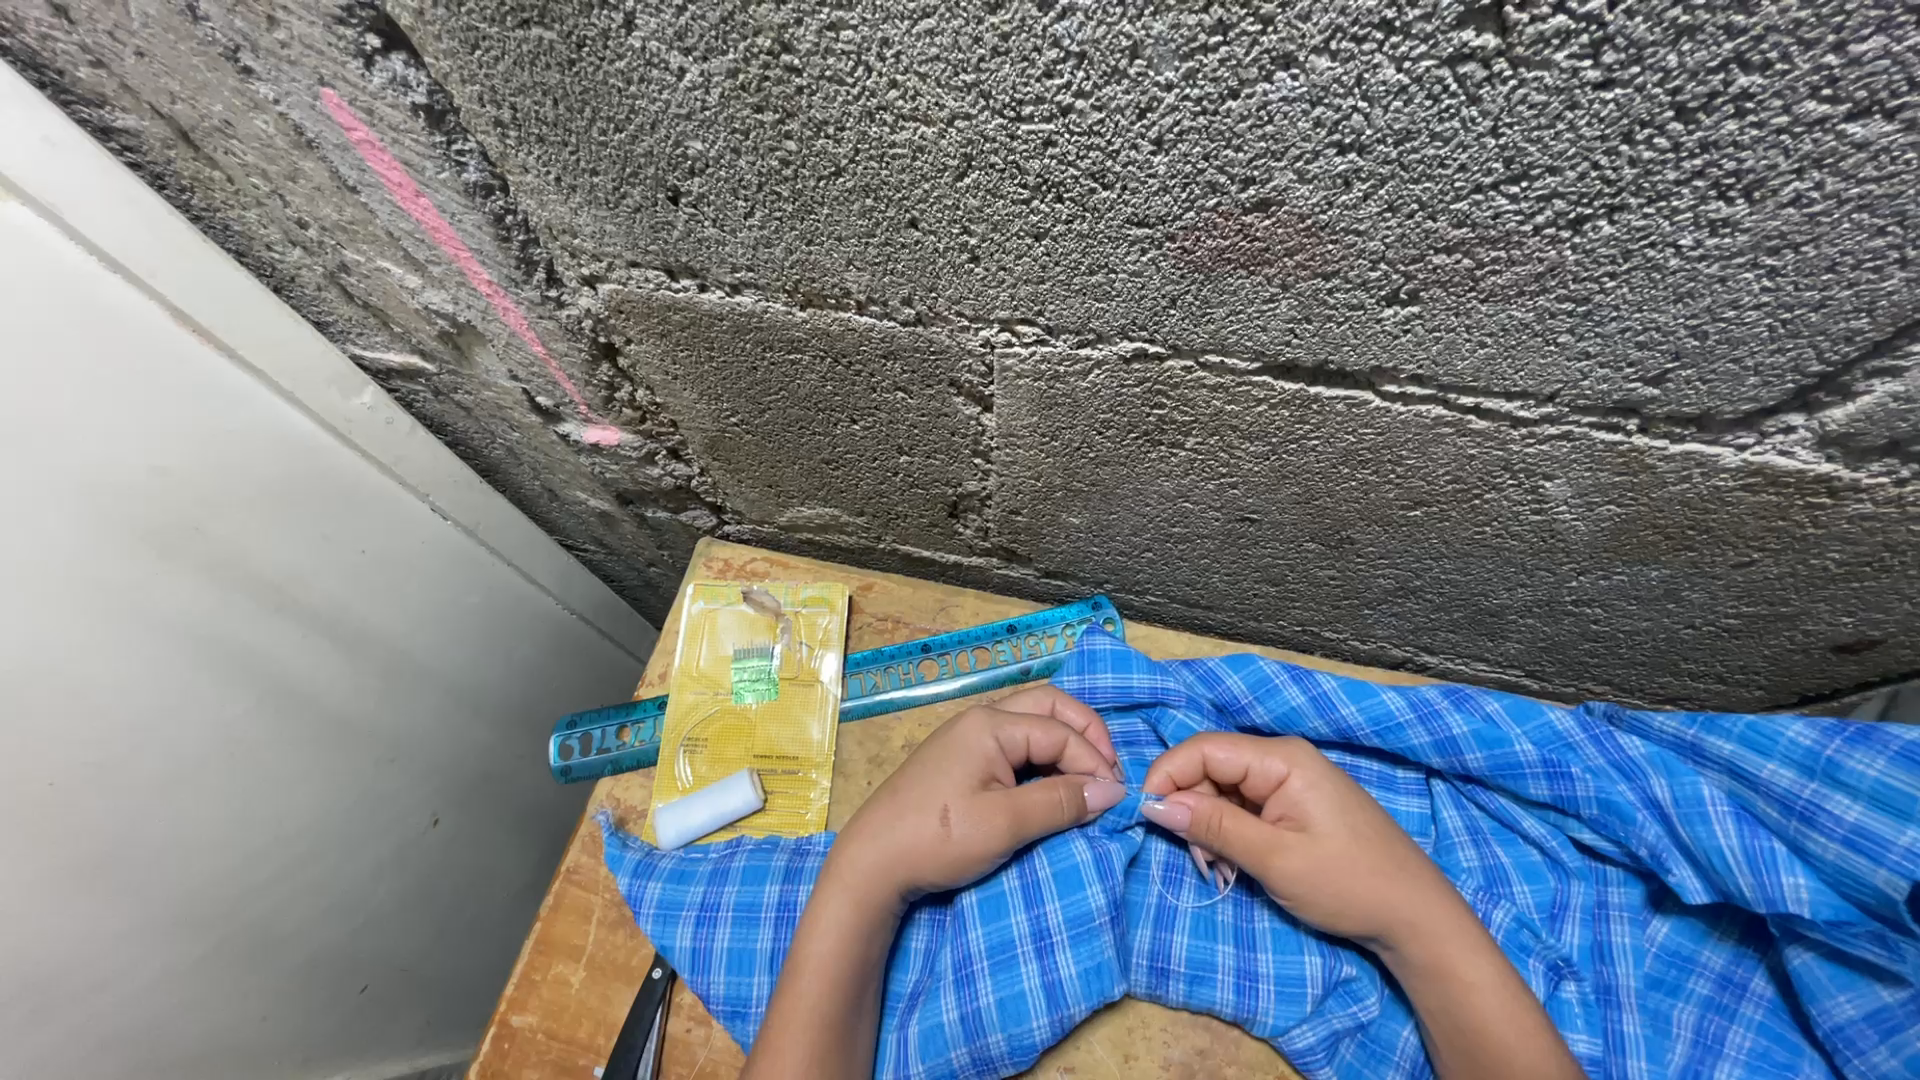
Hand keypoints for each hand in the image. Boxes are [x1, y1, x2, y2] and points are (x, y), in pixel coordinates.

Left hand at [830, 686, 1128, 907]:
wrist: (872, 862)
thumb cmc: (937, 839)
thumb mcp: (1005, 823)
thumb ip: (1061, 801)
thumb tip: (1112, 790)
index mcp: (990, 724)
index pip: (1061, 731)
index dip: (1095, 761)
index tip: (1117, 799)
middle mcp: (980, 718)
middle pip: (1049, 708)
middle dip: (1085, 736)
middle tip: (1108, 775)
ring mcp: (968, 736)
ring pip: (1032, 723)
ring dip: (1064, 747)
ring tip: (1085, 785)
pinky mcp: (961, 758)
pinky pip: (1014, 744)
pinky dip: (1042, 760)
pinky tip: (1051, 788)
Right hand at [1139, 734, 1457, 949]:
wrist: (1418, 920)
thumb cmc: (1349, 884)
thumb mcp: (1274, 859)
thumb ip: (1213, 827)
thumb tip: (1153, 805)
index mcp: (1281, 758)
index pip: (1203, 749)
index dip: (1168, 776)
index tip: (1147, 816)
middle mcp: (1282, 759)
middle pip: (1211, 769)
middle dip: (1192, 810)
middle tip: (1199, 860)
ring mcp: (1289, 782)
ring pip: (1223, 790)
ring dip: (1210, 828)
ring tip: (1222, 869)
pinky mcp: (1293, 805)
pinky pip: (1243, 807)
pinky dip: (1230, 834)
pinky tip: (1237, 865)